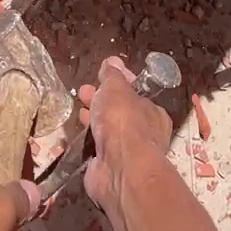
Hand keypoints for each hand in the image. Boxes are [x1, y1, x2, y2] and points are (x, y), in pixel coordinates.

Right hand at [76, 57, 174, 230]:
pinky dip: (88, 137)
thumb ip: (113, 75)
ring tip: (79, 107)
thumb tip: (113, 61)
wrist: (119, 167)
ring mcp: (126, 154)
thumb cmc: (123, 120)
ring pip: (107, 130)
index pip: (135, 95)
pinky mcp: (110, 168)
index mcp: (153, 114)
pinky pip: (97, 147)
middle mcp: (144, 135)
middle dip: (100, 99)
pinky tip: (78, 130)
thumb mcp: (116, 87)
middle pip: (119, 112)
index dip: (117, 84)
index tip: (101, 77)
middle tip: (84, 91)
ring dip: (93, 117)